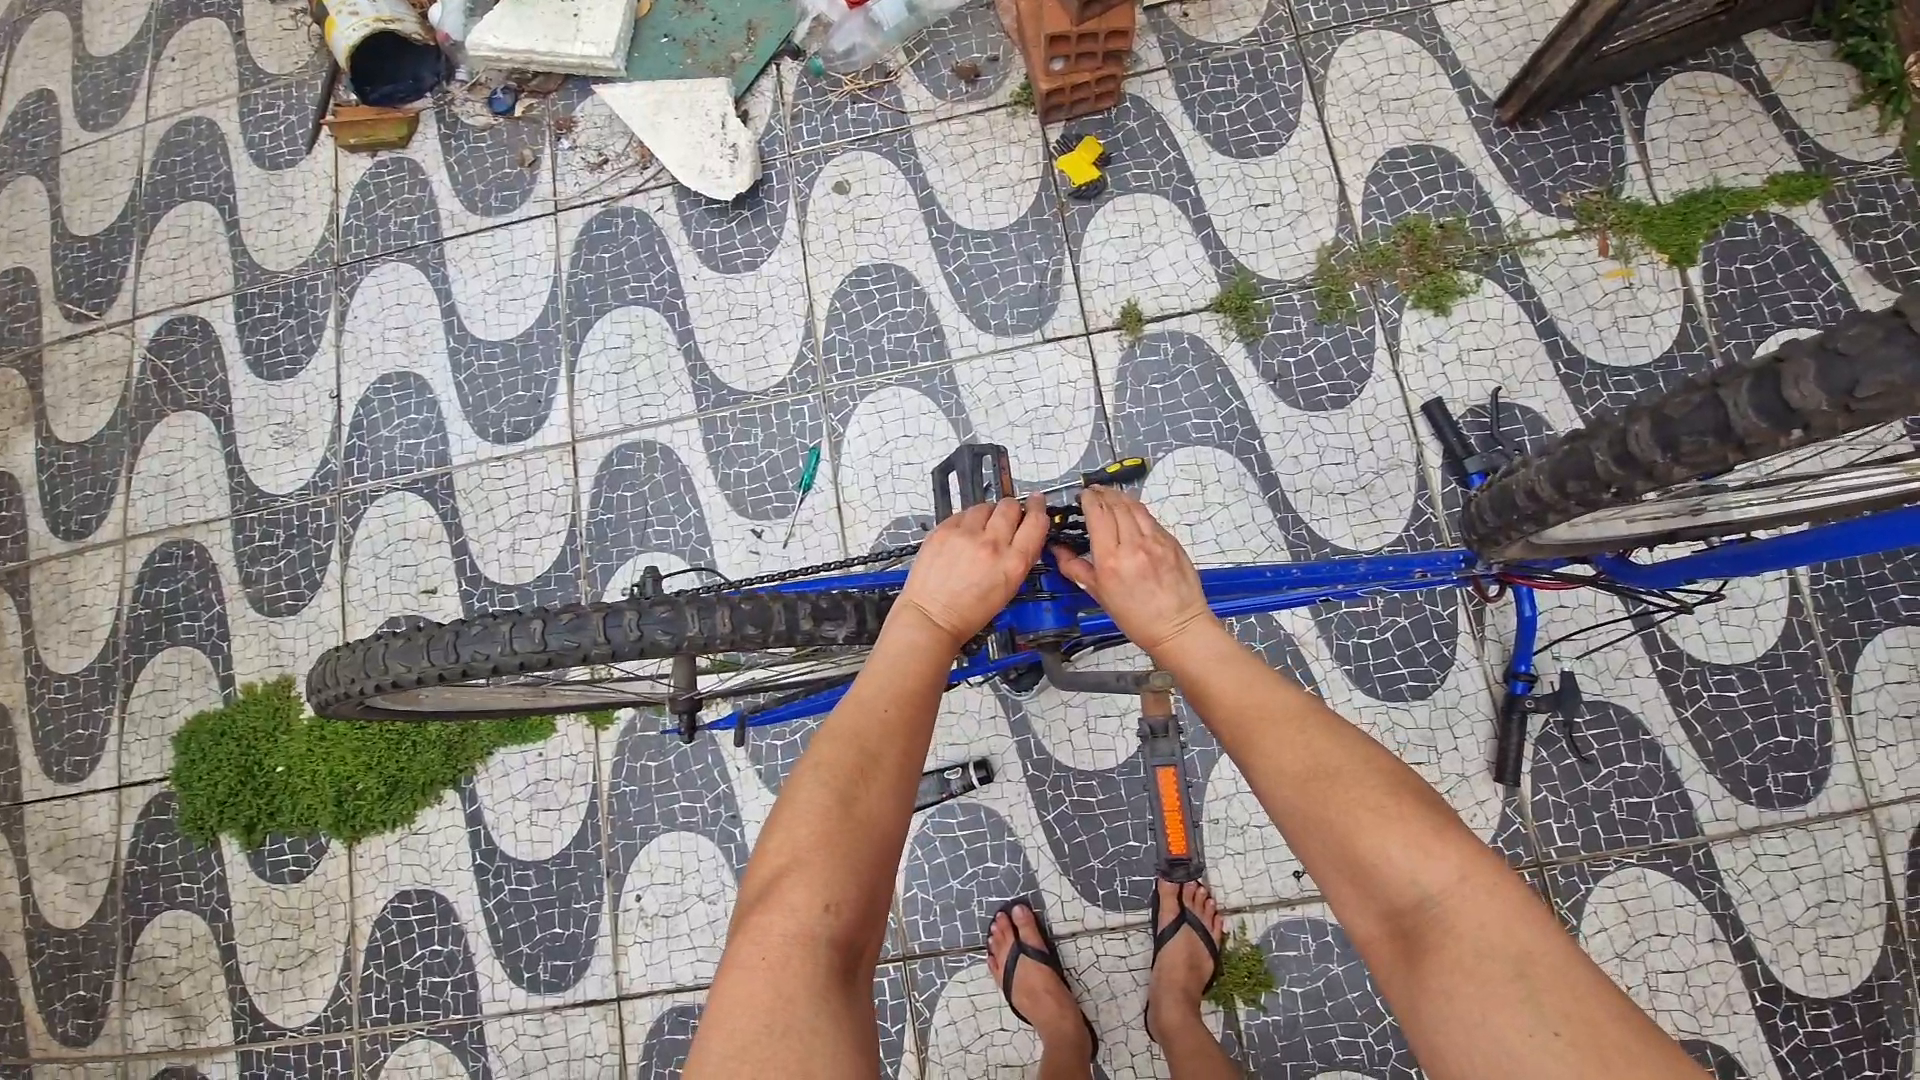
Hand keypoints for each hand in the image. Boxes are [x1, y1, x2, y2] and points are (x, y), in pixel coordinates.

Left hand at [895, 494, 1050, 649]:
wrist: (932, 617)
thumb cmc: (969, 612)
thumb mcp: (1008, 589)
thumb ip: (1019, 558)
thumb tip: (1025, 535)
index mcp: (1013, 563)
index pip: (1036, 522)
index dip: (1037, 508)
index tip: (1036, 502)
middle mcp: (992, 544)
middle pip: (1010, 506)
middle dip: (1011, 510)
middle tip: (1005, 518)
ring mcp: (966, 535)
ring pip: (985, 506)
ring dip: (987, 515)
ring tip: (980, 531)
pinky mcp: (944, 530)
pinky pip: (962, 514)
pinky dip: (966, 521)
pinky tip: (962, 537)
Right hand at [1051, 488, 1217, 660]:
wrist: (1177, 627)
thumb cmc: (1136, 617)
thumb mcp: (1099, 594)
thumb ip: (1075, 568)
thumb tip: (1058, 550)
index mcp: (1110, 560)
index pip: (1098, 514)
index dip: (1089, 499)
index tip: (1083, 496)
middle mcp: (1133, 545)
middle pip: (1116, 504)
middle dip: (1103, 493)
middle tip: (1094, 492)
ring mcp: (1155, 541)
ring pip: (1135, 506)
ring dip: (1120, 496)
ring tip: (1111, 495)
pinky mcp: (1171, 542)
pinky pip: (1150, 519)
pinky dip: (1137, 510)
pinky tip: (1131, 513)